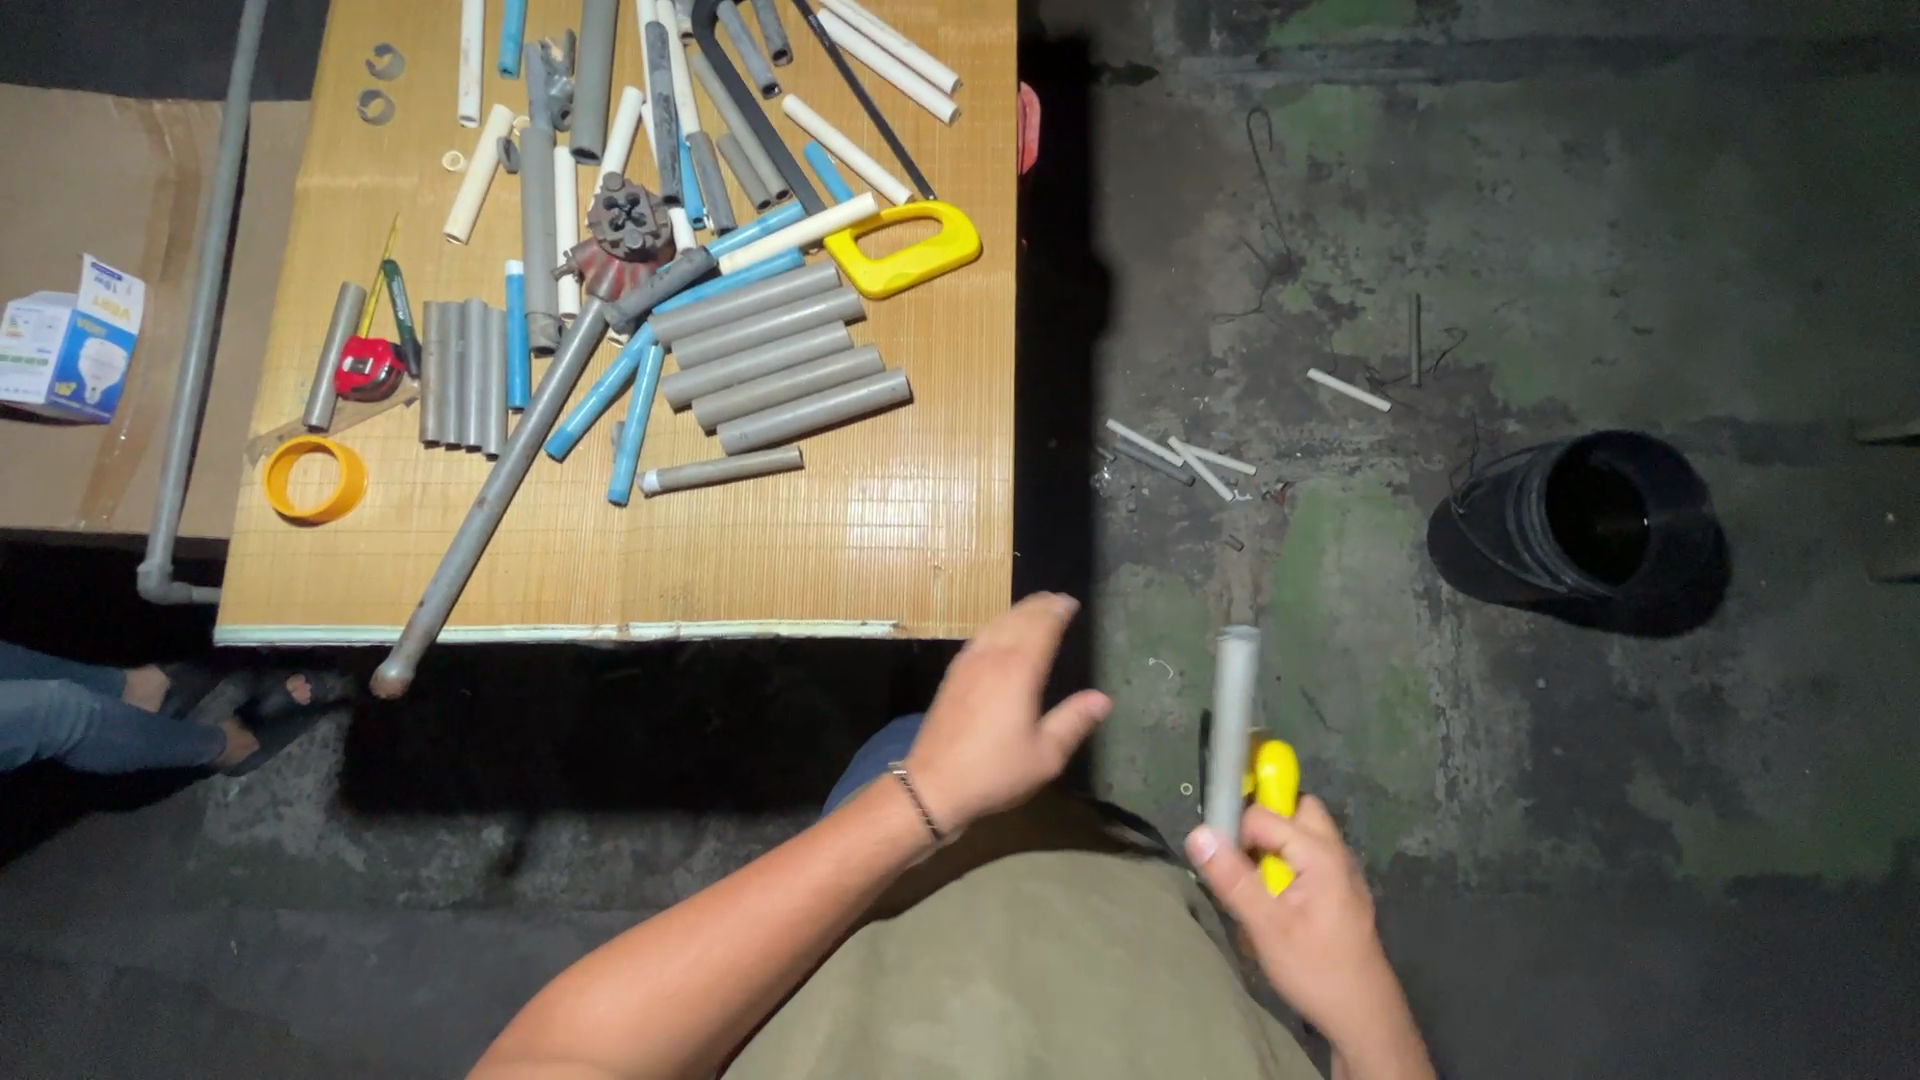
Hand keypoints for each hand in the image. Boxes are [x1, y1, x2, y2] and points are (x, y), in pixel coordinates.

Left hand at [903, 592, 1110, 830]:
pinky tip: (998, 634)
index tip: (1071, 602)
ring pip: (995, 624)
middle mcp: (993, 657)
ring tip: (1033, 609)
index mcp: (1019, 670)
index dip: (1057, 611)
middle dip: (1039, 605)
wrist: (934, 784)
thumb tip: (1103, 698)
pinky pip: (979, 637)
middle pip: (1018, 618)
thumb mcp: (1046, 755)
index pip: (1042, 627)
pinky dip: (996, 626)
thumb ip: (1074, 721)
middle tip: (1057, 600)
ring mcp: (968, 663)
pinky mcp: (953, 675)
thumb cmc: (995, 771)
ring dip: (1016, 612)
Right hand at [1186, 798, 1416, 1052]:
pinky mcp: (1342, 892)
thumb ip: (1231, 877)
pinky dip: (1290, 861)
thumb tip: (1198, 833)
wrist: (1366, 1021)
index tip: (1223, 858)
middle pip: (1297, 808)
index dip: (1237, 830)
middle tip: (1243, 852)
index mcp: (1320, 853)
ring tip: (1257, 877)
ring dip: (1278, 841)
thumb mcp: (1265, 926)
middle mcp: (1337, 853)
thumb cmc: (1316, 969)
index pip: (1264, 814)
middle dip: (1266, 819)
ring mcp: (1343, 873)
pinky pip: (1311, 856)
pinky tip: (1277, 898)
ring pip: (1306, 832)